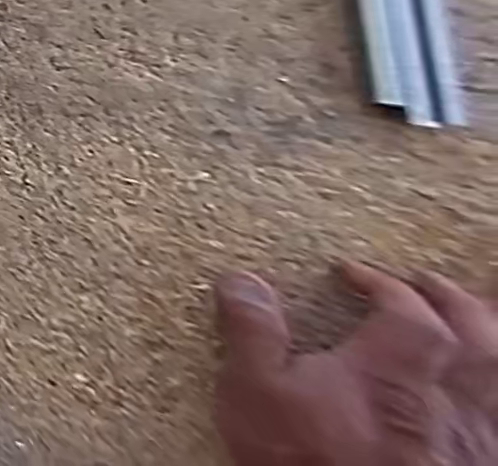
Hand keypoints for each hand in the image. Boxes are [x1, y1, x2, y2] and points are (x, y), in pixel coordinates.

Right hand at [214, 261, 496, 465]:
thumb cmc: (298, 455)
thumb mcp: (253, 387)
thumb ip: (252, 330)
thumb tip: (245, 279)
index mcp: (388, 379)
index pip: (410, 317)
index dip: (385, 285)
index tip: (351, 271)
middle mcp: (450, 409)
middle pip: (483, 347)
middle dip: (460, 306)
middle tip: (429, 281)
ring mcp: (477, 447)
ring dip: (493, 343)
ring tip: (475, 322)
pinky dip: (494, 388)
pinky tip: (479, 388)